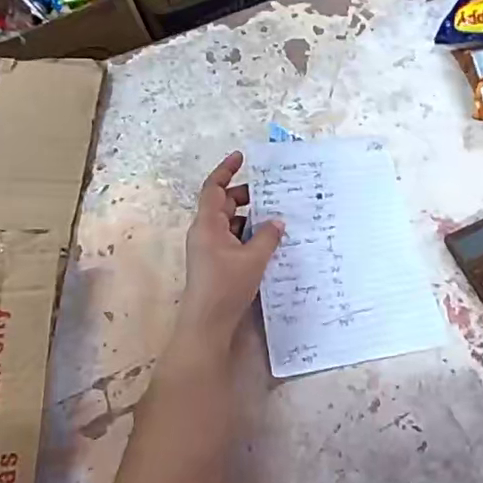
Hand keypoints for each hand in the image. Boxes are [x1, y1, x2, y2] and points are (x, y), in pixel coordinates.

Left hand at [170, 152, 282, 367]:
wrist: (207, 325)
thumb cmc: (225, 287)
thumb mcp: (252, 259)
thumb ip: (267, 236)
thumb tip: (277, 221)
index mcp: (207, 224)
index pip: (214, 188)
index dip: (226, 169)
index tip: (242, 157)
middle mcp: (205, 232)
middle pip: (224, 203)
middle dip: (246, 195)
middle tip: (272, 193)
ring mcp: (209, 248)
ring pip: (230, 222)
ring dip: (250, 217)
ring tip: (276, 216)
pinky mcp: (216, 263)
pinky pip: (233, 239)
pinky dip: (248, 235)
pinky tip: (269, 241)